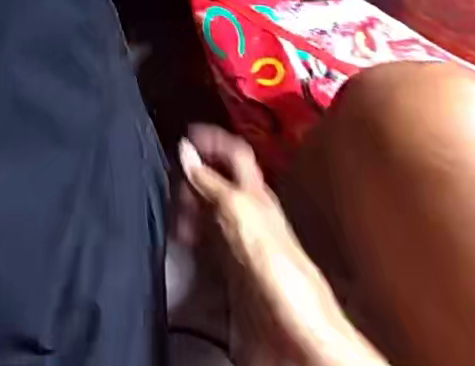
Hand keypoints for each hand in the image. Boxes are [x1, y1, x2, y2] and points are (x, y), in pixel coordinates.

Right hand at [179, 125, 386, 365]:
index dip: (213, 138)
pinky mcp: (234, 270)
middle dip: (194, 175)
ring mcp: (242, 241)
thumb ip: (212, 182)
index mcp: (256, 194)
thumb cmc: (282, 276)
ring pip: (210, 208)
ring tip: (175, 213)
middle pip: (219, 179)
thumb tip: (186, 149)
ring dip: (189, 205)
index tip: (186, 135)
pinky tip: (183, 240)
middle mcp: (250, 213)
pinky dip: (191, 233)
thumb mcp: (241, 215)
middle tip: (174, 182)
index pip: (235, 151)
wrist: (300, 338)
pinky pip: (207, 240)